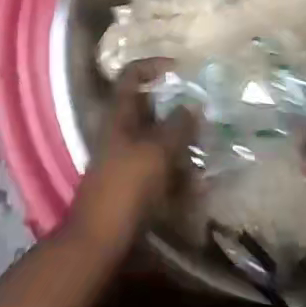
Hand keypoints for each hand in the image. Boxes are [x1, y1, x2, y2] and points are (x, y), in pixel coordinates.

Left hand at [67, 58, 199, 253]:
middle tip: (204, 112)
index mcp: (119, 114)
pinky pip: (158, 167)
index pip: (132, 75)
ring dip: (180, 141)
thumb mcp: (156, 152)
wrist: (99, 241)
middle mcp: (119, 130)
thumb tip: (193, 103)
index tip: (182, 69)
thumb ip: (176, 126)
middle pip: (148, 108)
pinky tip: (197, 181)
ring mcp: (124, 158)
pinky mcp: (132, 184)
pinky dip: (176, 169)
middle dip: (176, 108)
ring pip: (156, 138)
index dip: (154, 66)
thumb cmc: (126, 188)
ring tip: (207, 147)